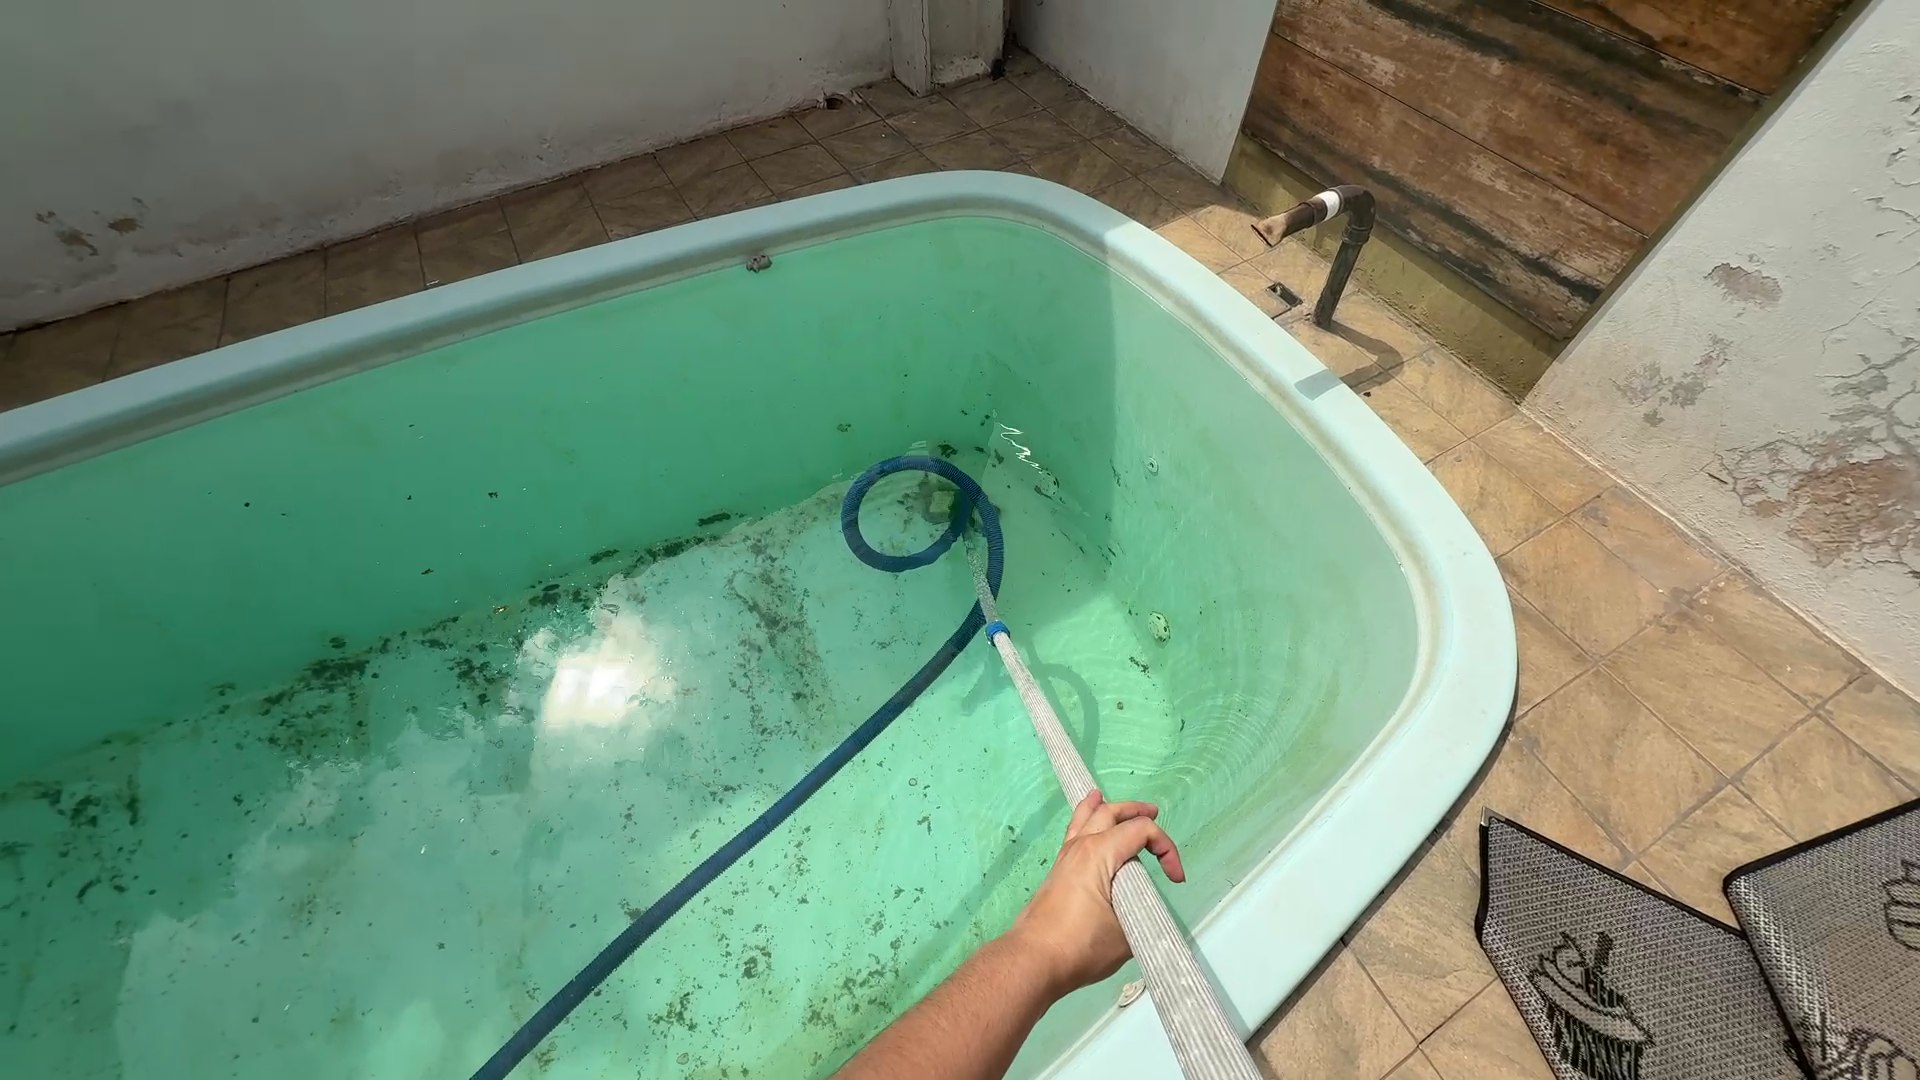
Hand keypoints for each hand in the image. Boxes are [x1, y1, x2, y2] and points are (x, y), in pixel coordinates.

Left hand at [1006, 789, 1185, 996]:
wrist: (1036, 958)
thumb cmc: (1081, 945)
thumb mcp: (1126, 933)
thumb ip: (1141, 911)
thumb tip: (1144, 908)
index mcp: (1100, 853)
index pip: (1141, 830)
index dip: (1166, 848)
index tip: (1176, 879)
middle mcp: (1082, 845)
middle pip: (1111, 811)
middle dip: (1136, 810)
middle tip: (1154, 812)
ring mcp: (1067, 854)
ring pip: (1088, 815)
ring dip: (1108, 808)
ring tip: (1118, 803)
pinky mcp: (1059, 867)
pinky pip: (1075, 829)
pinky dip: (1086, 816)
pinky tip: (1087, 814)